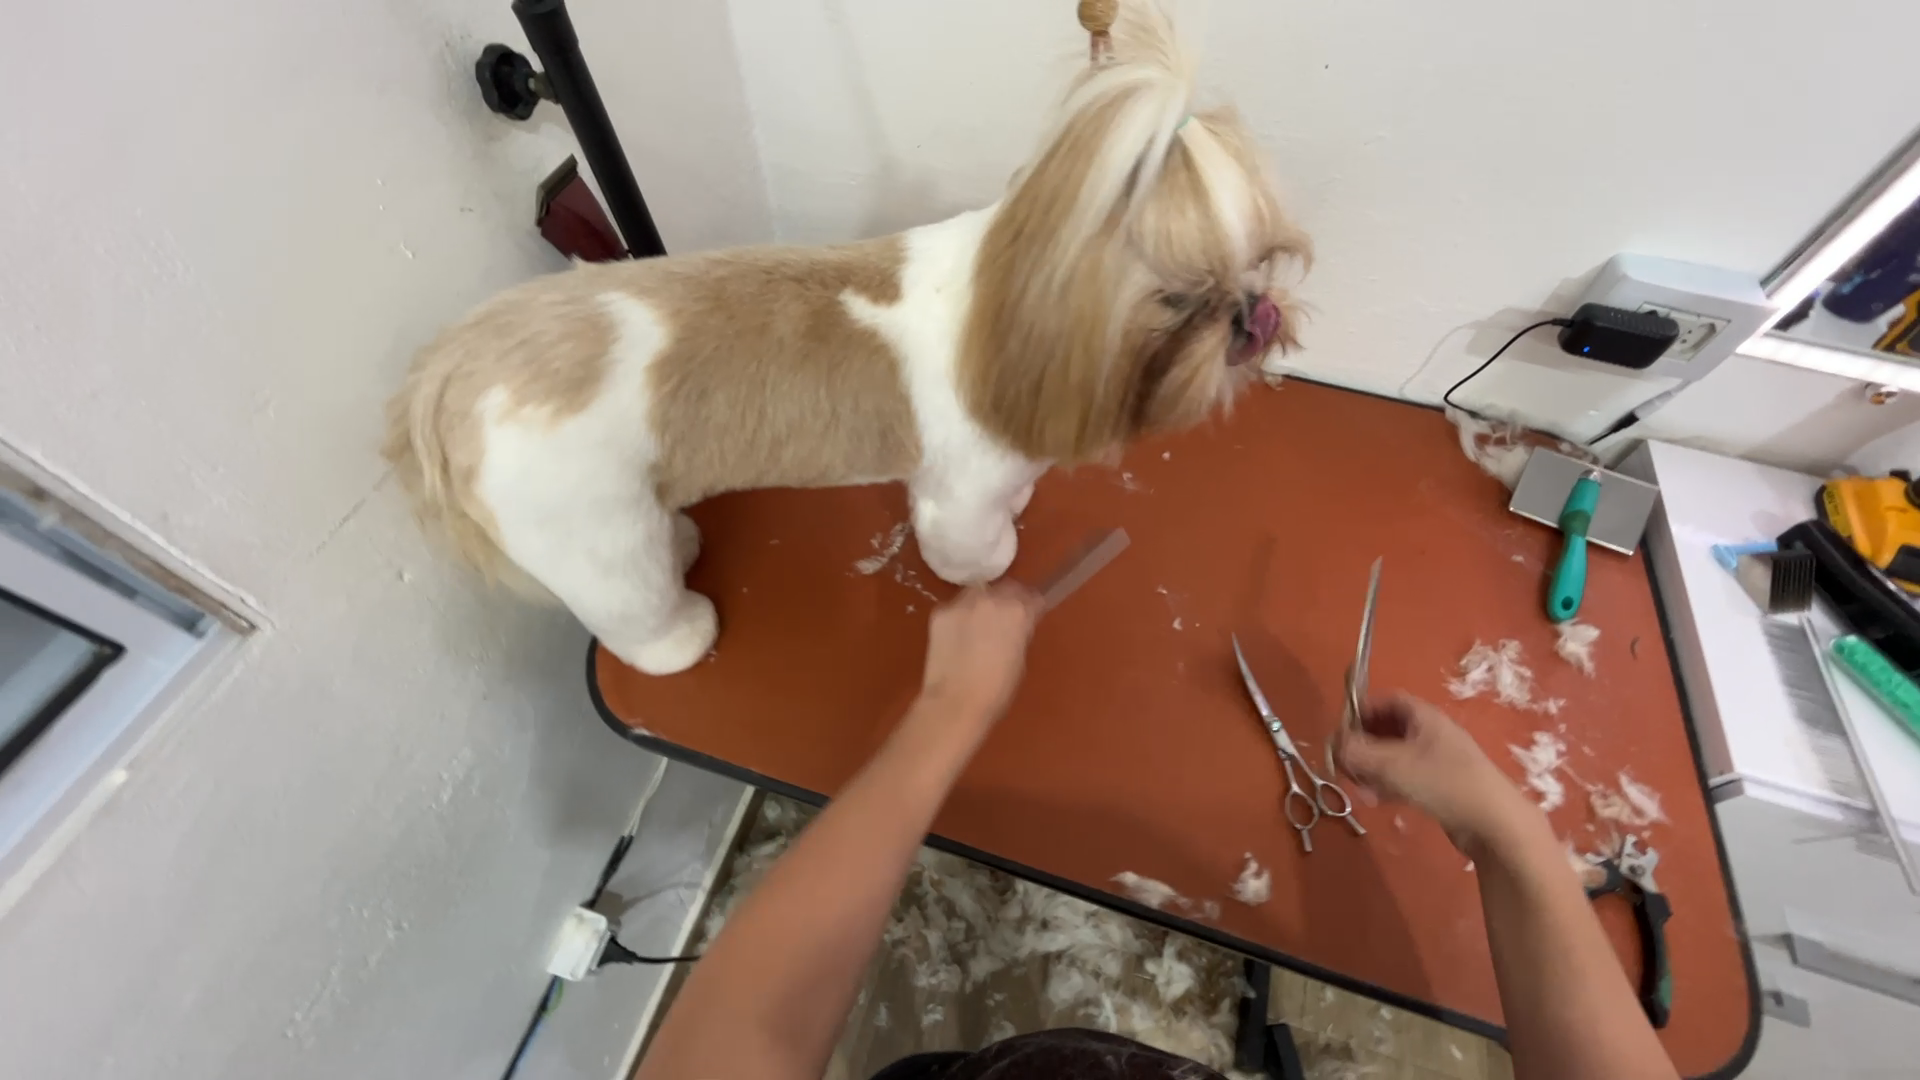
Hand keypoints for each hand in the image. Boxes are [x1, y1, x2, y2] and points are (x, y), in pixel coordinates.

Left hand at [917, 583, 1041, 722]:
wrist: (955, 702)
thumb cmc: (997, 690)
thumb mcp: (1019, 658)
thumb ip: (1019, 633)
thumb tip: (1016, 625)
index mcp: (1018, 612)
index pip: (1031, 596)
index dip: (1031, 606)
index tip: (1030, 614)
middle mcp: (991, 599)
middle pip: (1006, 588)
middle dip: (1008, 599)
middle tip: (1005, 618)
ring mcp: (962, 603)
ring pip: (978, 592)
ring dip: (983, 603)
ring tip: (979, 624)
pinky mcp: (940, 611)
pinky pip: (956, 607)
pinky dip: (960, 616)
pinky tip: (957, 635)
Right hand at [1335, 693, 1536, 856]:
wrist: (1498, 827)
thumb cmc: (1444, 784)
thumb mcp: (1392, 765)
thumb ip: (1356, 752)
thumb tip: (1333, 744)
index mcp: (1425, 718)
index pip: (1387, 700)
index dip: (1362, 709)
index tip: (1343, 729)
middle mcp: (1431, 734)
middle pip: (1386, 729)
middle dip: (1362, 746)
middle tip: (1346, 764)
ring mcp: (1438, 761)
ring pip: (1392, 756)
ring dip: (1371, 770)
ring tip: (1361, 789)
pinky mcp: (1441, 786)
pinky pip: (1404, 777)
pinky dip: (1387, 784)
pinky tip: (1378, 801)